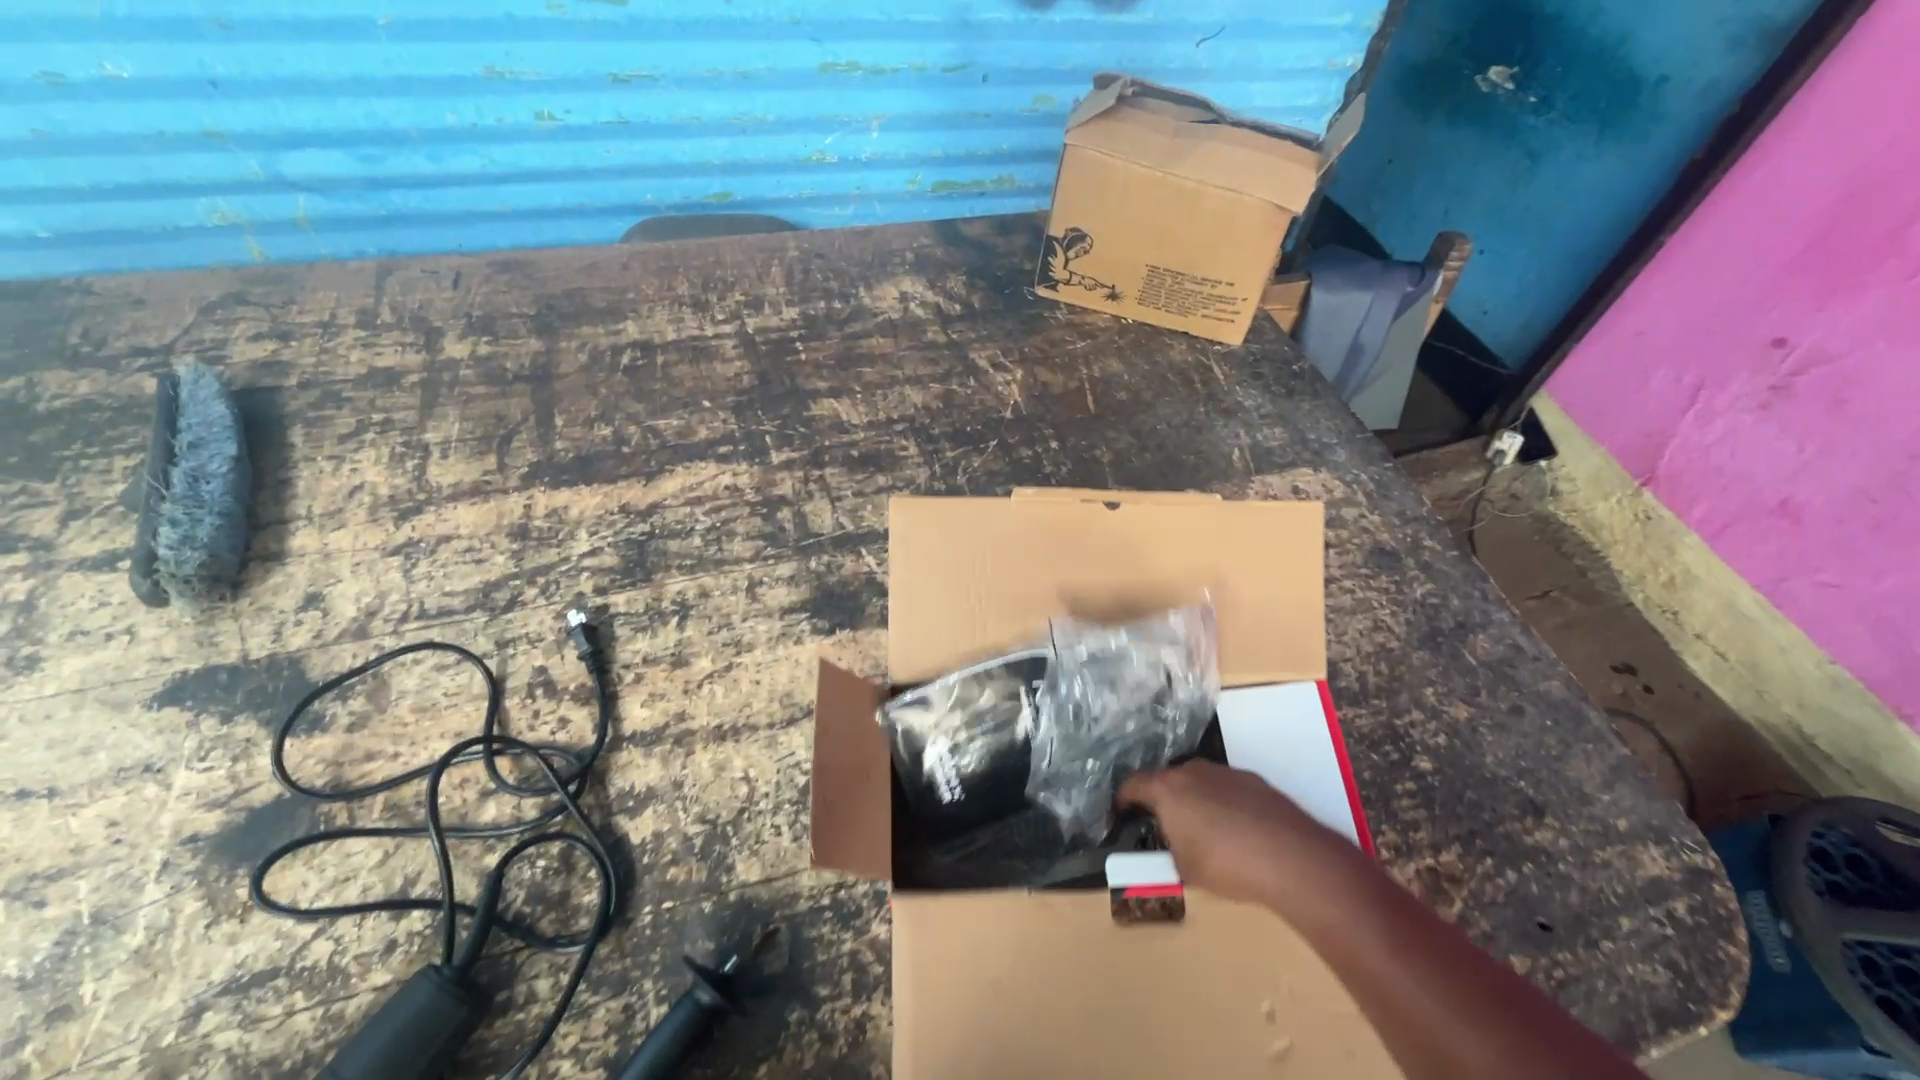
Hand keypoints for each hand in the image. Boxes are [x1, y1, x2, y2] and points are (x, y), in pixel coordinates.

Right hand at [1119, 762, 1349, 904]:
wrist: (1291, 857)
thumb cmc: (1225, 864)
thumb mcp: (1183, 870)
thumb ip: (1169, 850)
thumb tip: (1171, 845)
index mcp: (1167, 789)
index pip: (1132, 784)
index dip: (1123, 799)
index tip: (1122, 813)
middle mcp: (1193, 771)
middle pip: (1167, 779)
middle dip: (1162, 800)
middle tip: (1166, 826)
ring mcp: (1226, 773)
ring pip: (1200, 782)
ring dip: (1195, 800)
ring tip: (1206, 832)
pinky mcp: (1255, 781)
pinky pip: (1227, 789)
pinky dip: (1224, 804)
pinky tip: (1237, 831)